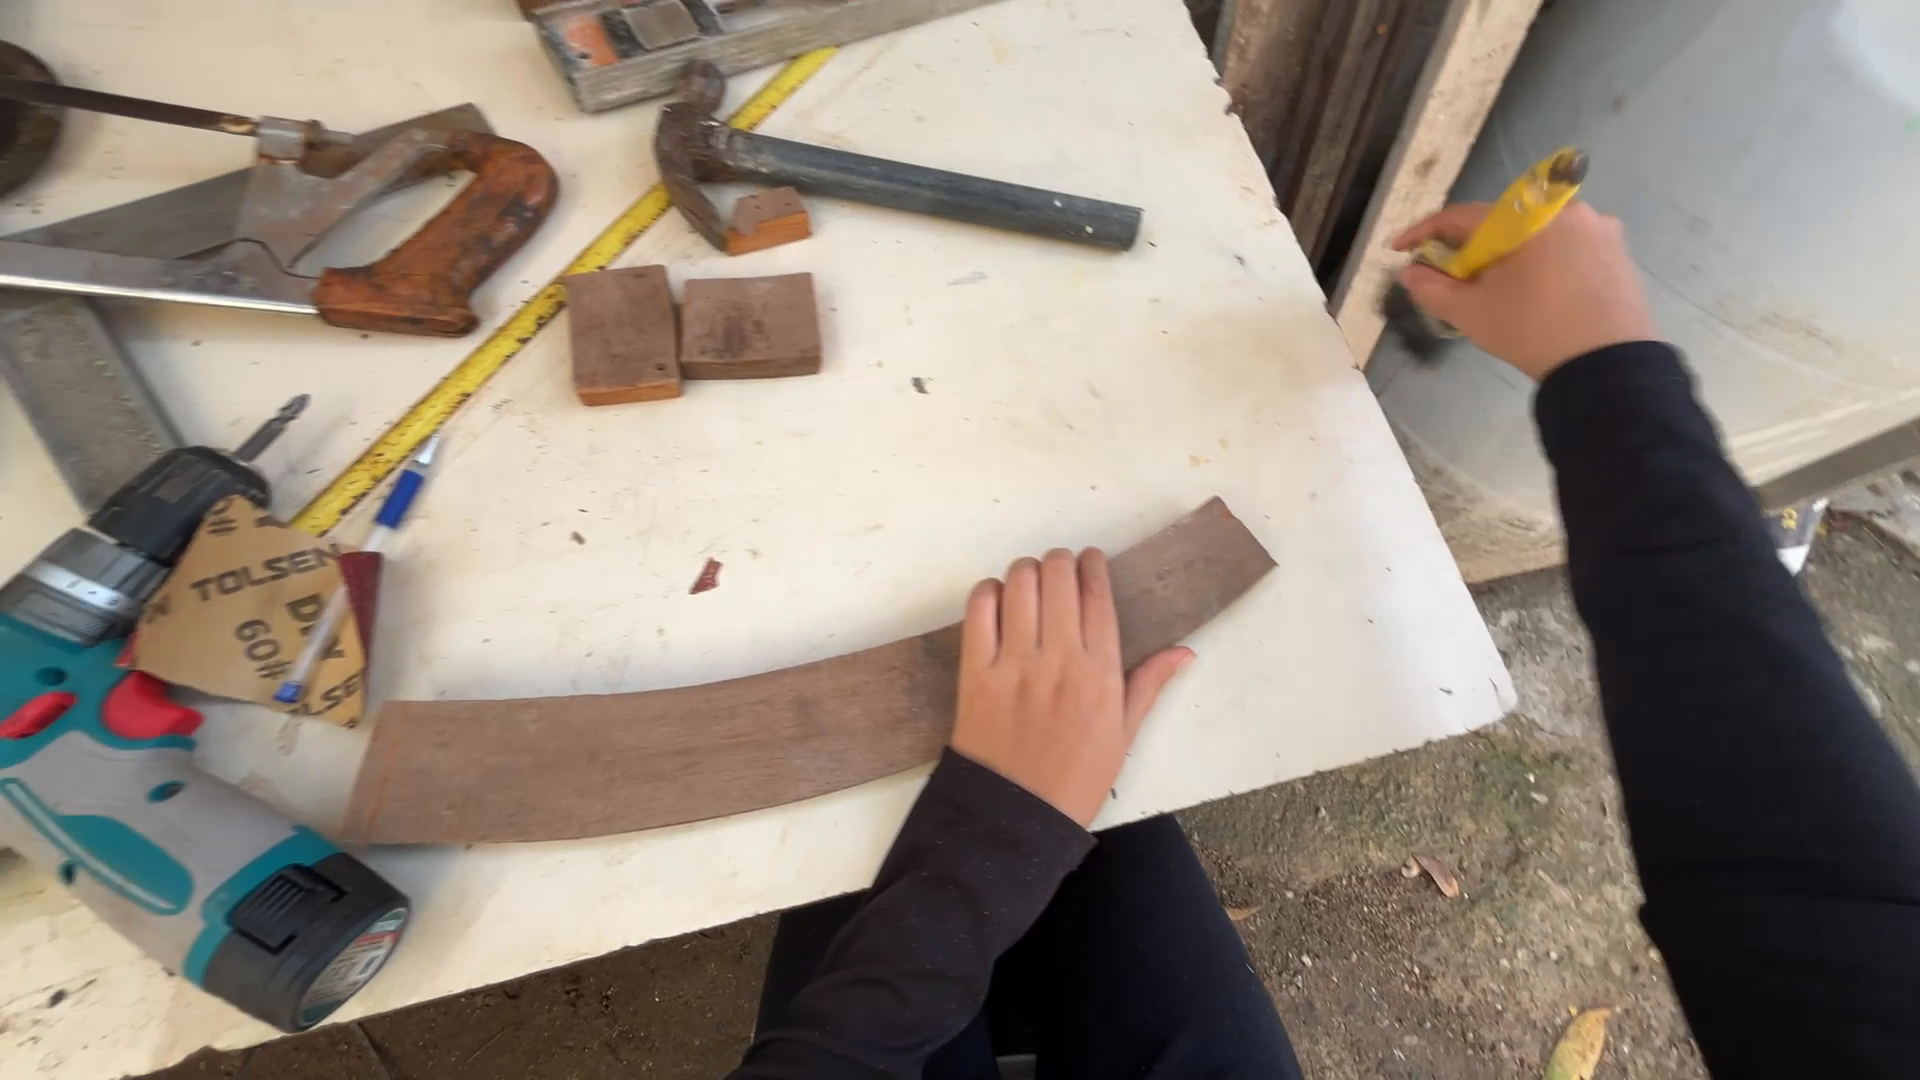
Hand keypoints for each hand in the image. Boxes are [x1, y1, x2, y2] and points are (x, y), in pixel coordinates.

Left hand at [950, 548, 1193, 827]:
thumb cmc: (1075, 778)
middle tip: (1058, 567)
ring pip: (1019, 584)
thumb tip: (1184, 650)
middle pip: (1058, 578)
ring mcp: (1014, 663)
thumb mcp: (1123, 735)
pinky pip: (978, 610)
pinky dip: (987, 592)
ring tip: (1028, 580)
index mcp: (1101, 673)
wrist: (1015, 817)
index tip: (1089, 558)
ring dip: (1024, 571)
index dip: (1092, 565)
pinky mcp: (976, 671)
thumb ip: (1150, 685)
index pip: (1098, 596)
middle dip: (1059, 561)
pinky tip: (996, 599)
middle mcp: (1059, 659)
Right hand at [1393, 200, 1655, 380]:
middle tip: (1445, 273)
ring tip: (1488, 285)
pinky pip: (1562, 245)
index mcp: (1527, 219)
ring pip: (1533, 234)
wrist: (1603, 360)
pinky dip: (1536, 261)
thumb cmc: (1528, 329)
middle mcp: (1567, 210)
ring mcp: (1599, 227)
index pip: (1462, 215)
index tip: (1397, 249)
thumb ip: (1430, 287)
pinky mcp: (1615, 249)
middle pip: (1501, 223)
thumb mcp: (1467, 311)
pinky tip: (1528, 289)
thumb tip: (1409, 271)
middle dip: (1466, 246)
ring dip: (1503, 254)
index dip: (1423, 231)